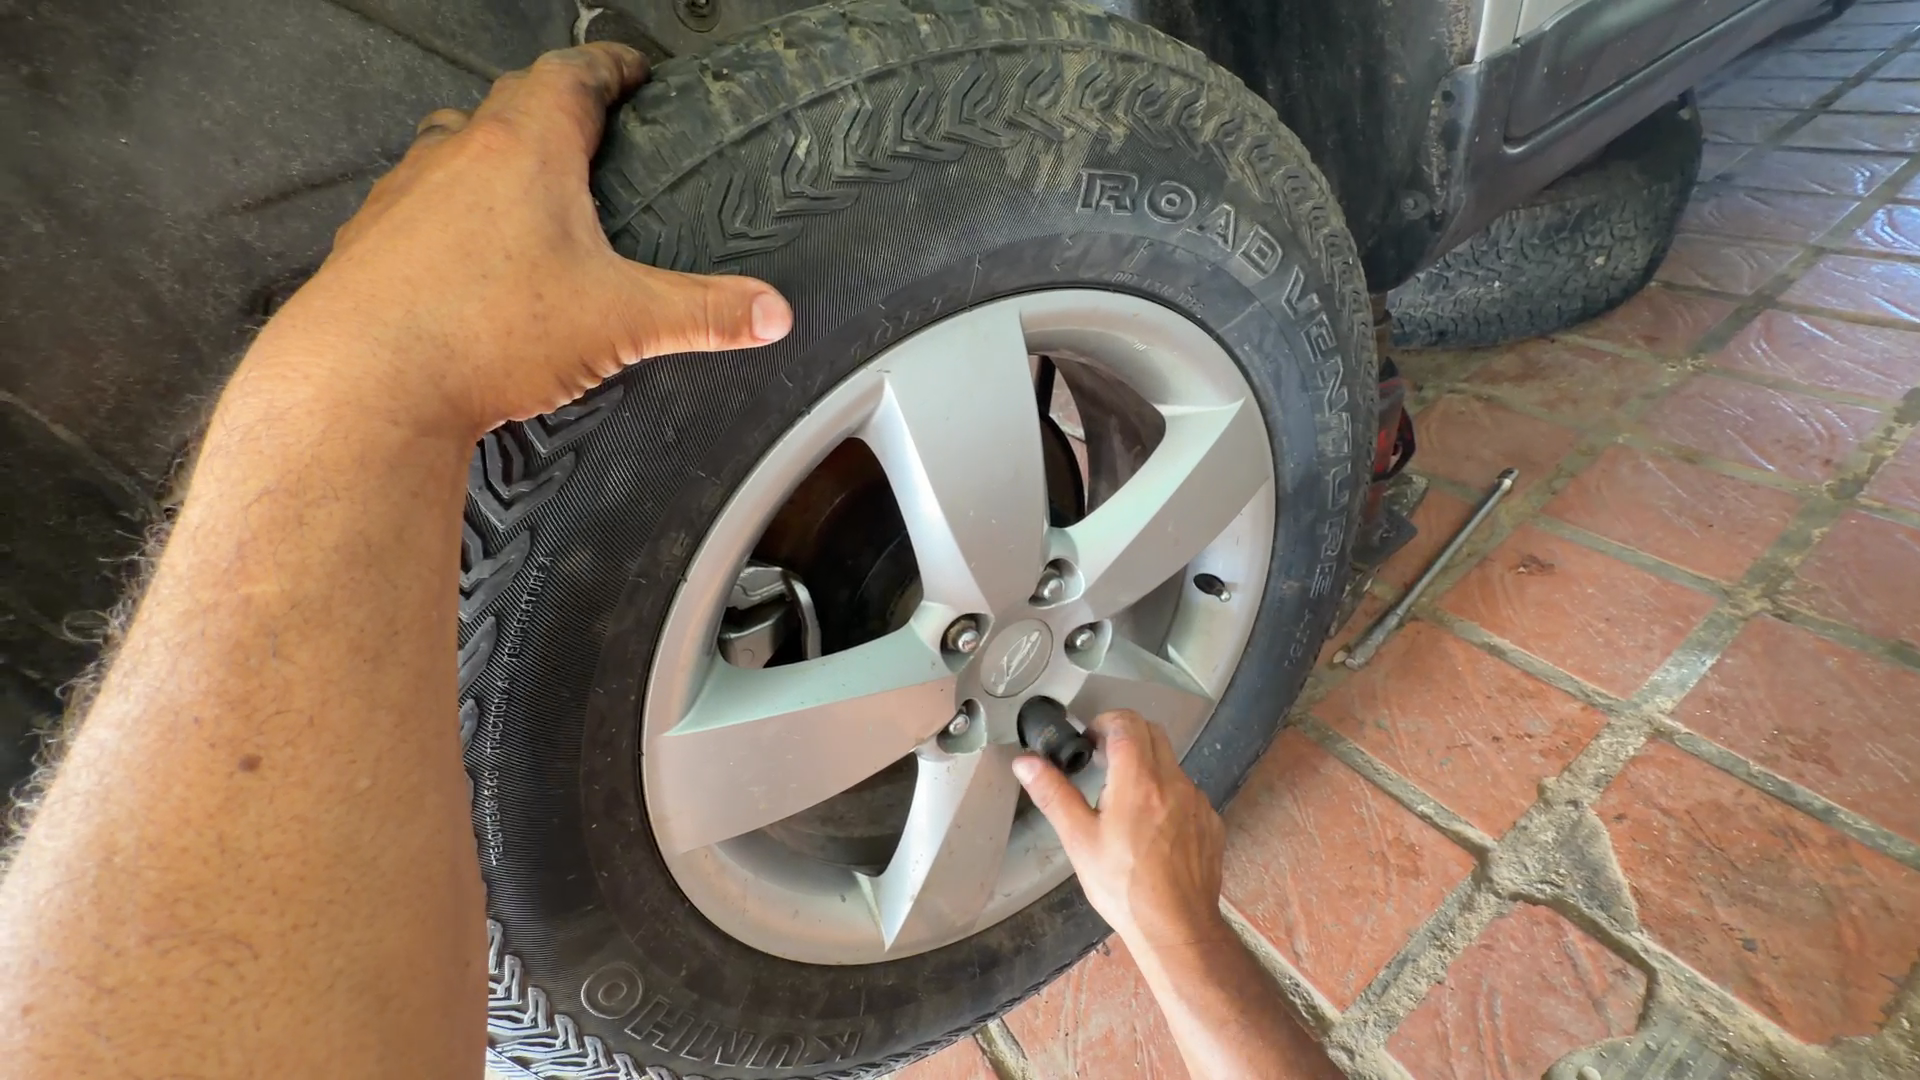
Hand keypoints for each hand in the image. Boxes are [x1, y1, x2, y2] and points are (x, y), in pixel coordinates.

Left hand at [246, 42, 792, 440]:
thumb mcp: (626, 321)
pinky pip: (426, 206)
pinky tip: (482, 259)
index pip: (572, 77)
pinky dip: (460, 215)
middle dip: (557, 107)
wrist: (370, 381)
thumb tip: (771, 311)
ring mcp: (408, 195)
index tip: (630, 67)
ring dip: (499, 157)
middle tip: (592, 129)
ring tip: (537, 192)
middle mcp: (458, 158)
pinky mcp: (379, 242)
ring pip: (459, 150)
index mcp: (524, 154)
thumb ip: (706, 312)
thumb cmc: (487, 331)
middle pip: (512, 105)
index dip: (608, 66)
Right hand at [1013, 710, 1232, 950]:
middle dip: (1125, 735)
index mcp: (1138, 780)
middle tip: (1102, 759)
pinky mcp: (1211, 822)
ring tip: (1124, 799)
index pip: (1127, 723)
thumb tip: (1025, 762)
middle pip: (1153, 733)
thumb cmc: (1123, 886)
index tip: (1089, 740)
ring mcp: (1197, 802)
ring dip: (1146, 765)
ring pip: (1171, 762)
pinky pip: (1187, 792)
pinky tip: (1152, 827)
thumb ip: (1053, 793)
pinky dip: (1167, 793)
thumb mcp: (1078, 840)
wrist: (1177, 930)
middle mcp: (1173, 782)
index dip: (1105, 722)